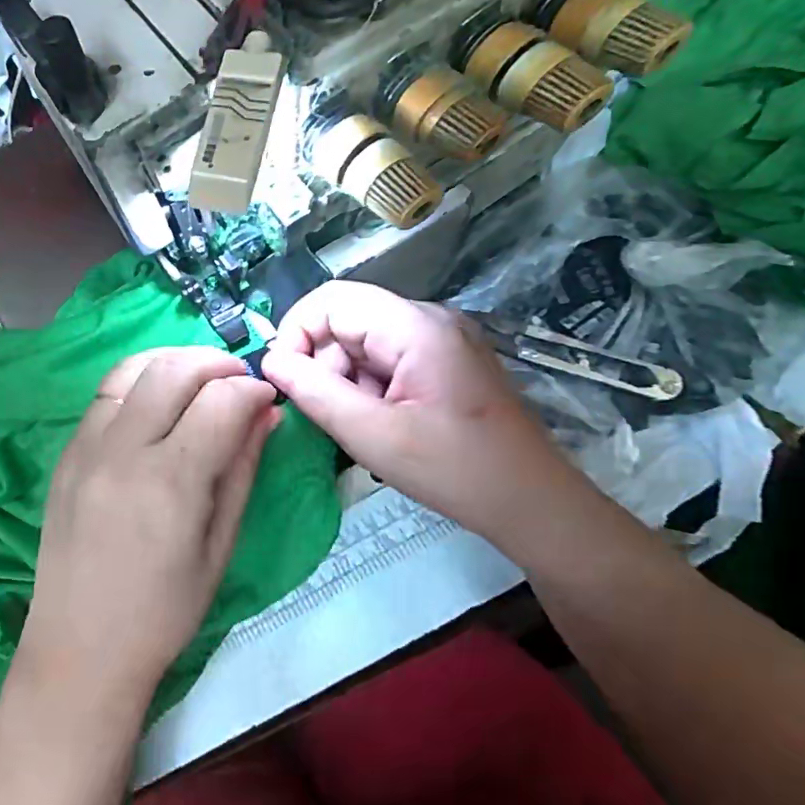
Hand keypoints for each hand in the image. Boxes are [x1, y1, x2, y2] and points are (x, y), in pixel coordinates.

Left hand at [23, 347, 280, 702]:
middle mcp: (122, 451)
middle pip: (172, 369)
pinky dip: (137, 382)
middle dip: (215, 362)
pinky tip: (156, 402)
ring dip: (173, 361)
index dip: (253, 389)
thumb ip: (241, 470)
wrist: (80, 648)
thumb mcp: (219, 547)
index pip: (220, 400)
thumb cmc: (163, 613)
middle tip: (239, 380)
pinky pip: (104, 395)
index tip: (267, 399)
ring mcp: (85, 448)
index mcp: (169, 482)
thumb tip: (265, 414)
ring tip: (199, 379)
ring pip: (131, 368)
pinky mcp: (65, 453)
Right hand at [260, 281, 595, 538]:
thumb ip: (313, 391)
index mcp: (415, 326)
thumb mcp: (371, 434)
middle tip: (327, 411)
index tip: (284, 378)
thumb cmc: (454, 469)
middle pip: (347, 319)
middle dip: (323, 362)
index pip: (331, 300)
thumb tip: (270, 361)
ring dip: (346, 378)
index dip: (296, 332)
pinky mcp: (446, 360)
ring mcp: (441, 339)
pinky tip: (382, 422)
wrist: (533, 503)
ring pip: (363, 341)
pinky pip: (387, 358)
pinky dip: (369, 386)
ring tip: (361, 424)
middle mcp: (429, 319)